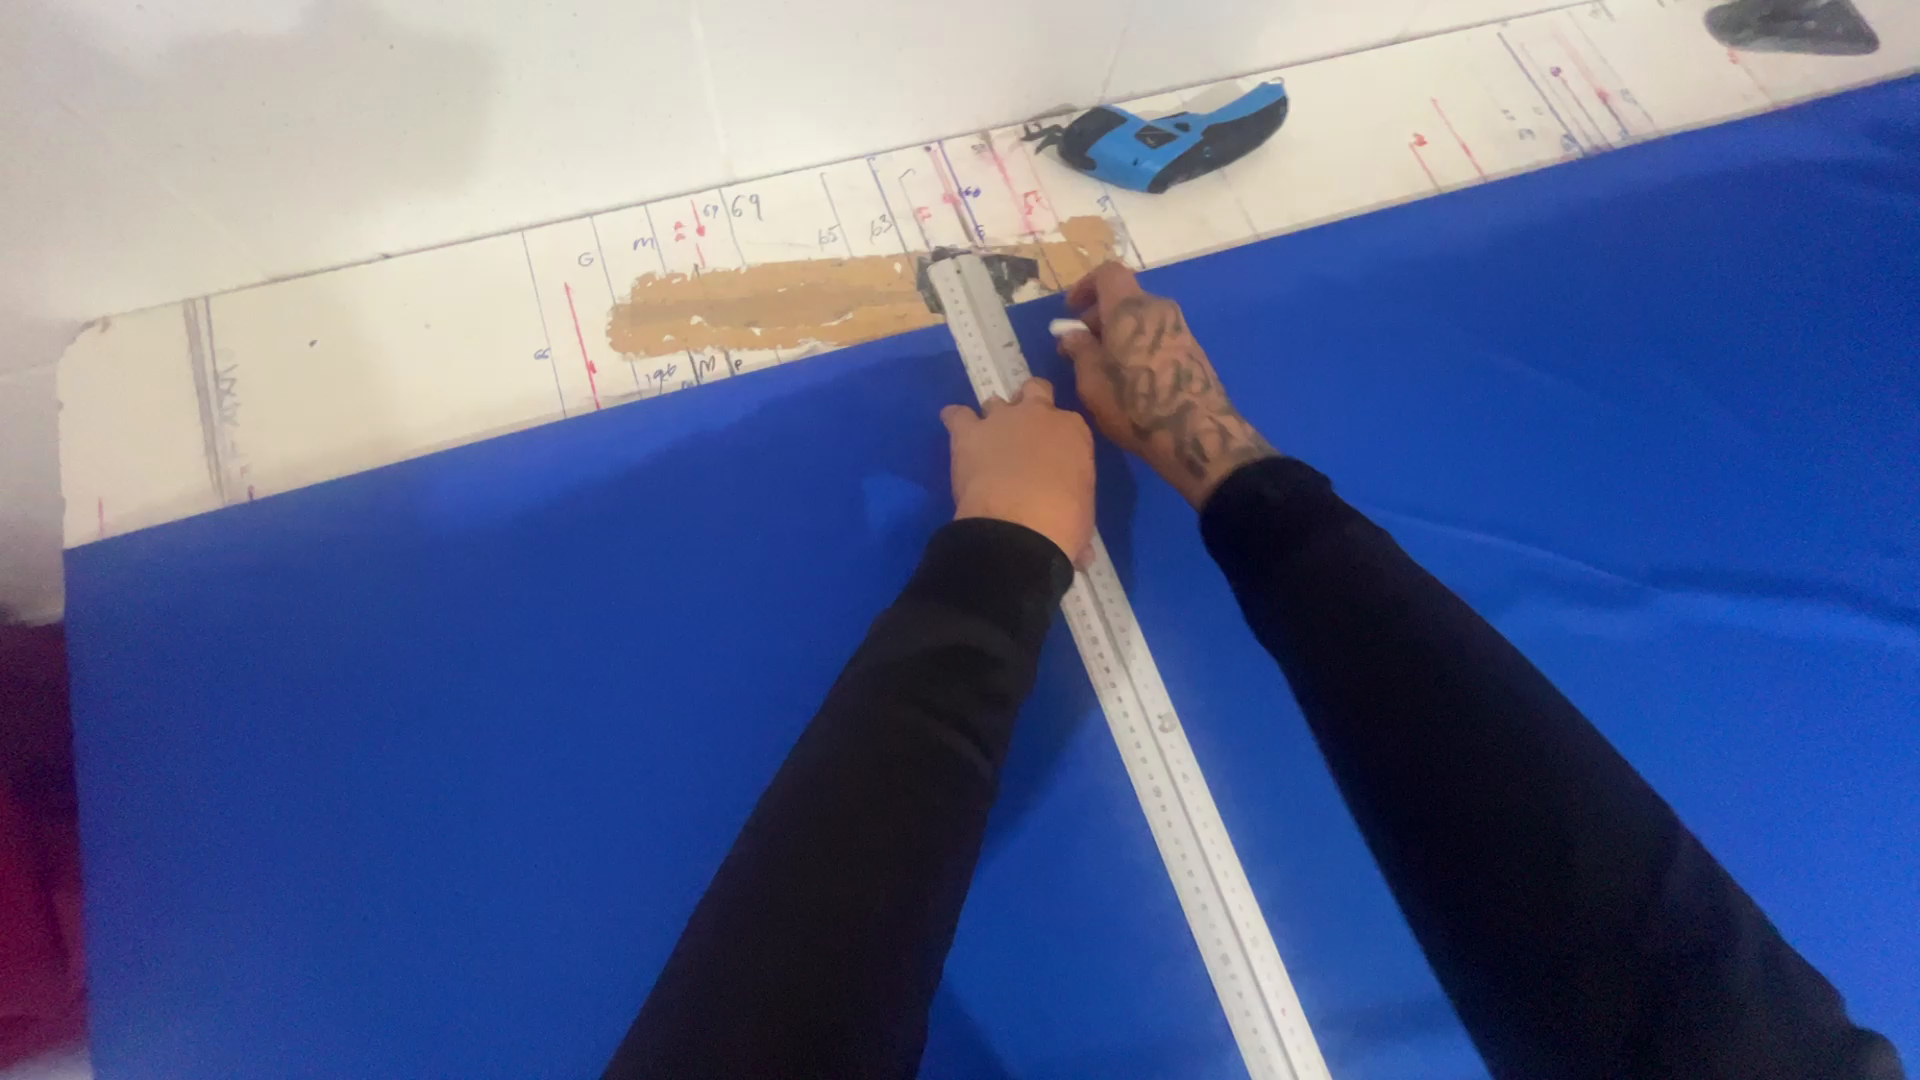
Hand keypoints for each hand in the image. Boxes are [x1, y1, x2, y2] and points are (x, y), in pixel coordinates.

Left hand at [941, 378, 1094, 565]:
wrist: (1020, 527)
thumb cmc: (1063, 525)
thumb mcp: (1082, 518)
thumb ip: (1076, 518)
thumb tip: (1083, 554)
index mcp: (1074, 432)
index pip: (1067, 423)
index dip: (1056, 438)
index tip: (1050, 455)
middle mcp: (1038, 415)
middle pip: (1033, 392)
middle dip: (1027, 405)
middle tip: (1021, 430)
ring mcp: (1001, 420)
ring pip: (994, 402)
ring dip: (991, 418)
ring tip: (986, 439)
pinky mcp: (968, 433)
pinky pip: (956, 414)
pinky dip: (954, 419)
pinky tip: (953, 427)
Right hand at [1055, 262, 1275, 506]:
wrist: (1194, 433)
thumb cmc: (1134, 404)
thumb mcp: (1092, 381)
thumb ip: (1079, 351)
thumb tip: (1072, 335)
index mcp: (1129, 308)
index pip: (1107, 274)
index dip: (1085, 287)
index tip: (1070, 312)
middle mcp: (1158, 309)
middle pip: (1124, 298)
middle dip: (1099, 317)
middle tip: (1081, 347)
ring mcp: (1180, 329)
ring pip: (1141, 319)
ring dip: (1118, 334)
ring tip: (1103, 367)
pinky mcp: (1191, 350)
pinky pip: (1156, 336)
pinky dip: (1137, 345)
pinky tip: (1129, 377)